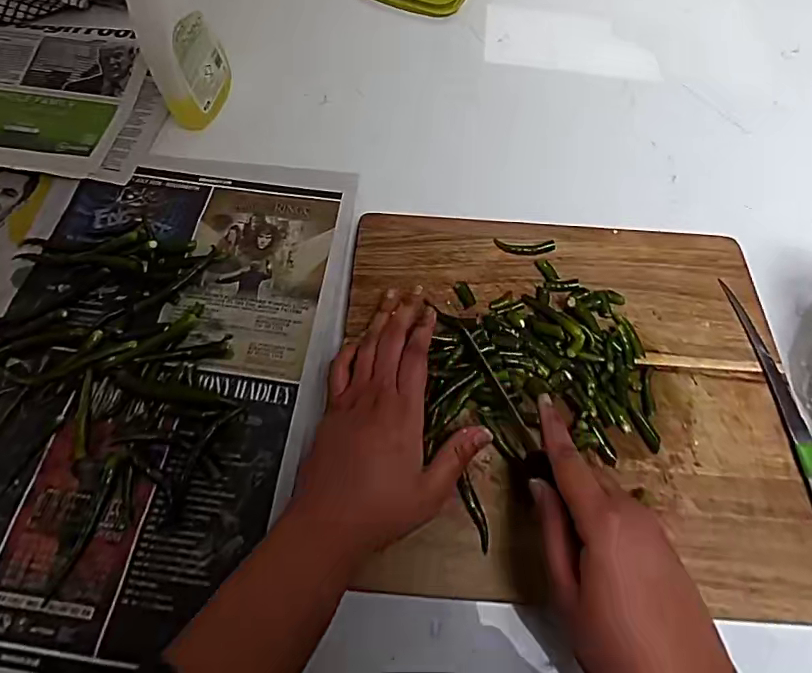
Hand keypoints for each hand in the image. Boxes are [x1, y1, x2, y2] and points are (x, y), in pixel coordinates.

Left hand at [284, 287, 490, 565]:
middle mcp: (376, 398)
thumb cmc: (382, 509)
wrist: (329, 518)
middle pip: (389, 343)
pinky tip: (356, 340)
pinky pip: (339, 368)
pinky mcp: (332, 408)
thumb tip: (482, 431)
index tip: (431, 312)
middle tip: (413, 293)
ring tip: (388, 300)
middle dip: (402, 314)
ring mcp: (350, 400)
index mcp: (403, 414)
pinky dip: (349, 349)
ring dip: (377, 321)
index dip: (423, 331)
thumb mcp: (430, 492)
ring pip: (365, 349)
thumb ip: (455, 457)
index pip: (415, 359)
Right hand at [532, 396, 734, 672]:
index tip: (543, 400)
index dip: (553, 428)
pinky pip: (627, 514)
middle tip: (538, 480)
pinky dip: (604, 512)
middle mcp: (634, 517)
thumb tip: (539, 487)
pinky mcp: (669, 551)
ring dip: (584, 494)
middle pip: (590, 474)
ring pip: (609, 493)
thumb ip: (550, 530)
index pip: (570, 461)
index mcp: (604, 522)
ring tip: (564, 524)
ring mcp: (656, 533)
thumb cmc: (617, 649)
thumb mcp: (566, 591)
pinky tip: (594, 545)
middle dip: (564, 470)